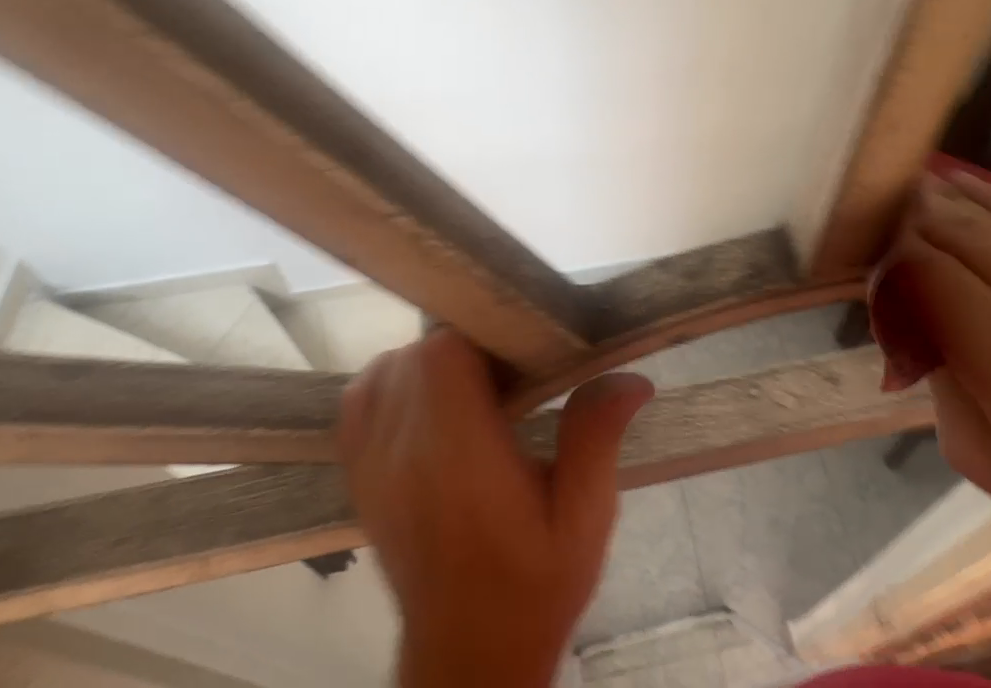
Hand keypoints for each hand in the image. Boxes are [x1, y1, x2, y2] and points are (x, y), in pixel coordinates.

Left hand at [339, 330, 653, 687]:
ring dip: (429, 365)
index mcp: (462, 462)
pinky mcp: (358, 477)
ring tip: (475, 391)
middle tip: (510, 376)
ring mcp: (372, 466)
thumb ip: (596, 440)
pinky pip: (359, 402)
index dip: (483, 338)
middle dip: (466, 349)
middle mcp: (405, 456)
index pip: (443, 357)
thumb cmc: (534, 586)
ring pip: (385, 371)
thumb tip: (632, 378)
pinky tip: (430, 406)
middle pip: (415, 357)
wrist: (469, 653)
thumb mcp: (584, 520)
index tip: (522, 354)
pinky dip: (391, 385)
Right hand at [876, 171, 990, 570]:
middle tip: (888, 243)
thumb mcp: (976, 454)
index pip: (923, 272)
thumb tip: (901, 297)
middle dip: (910, 230)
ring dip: (947, 210)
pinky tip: (970, 216)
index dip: (888, 268)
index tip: (878, 286)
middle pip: (954, 228)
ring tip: (917, 212)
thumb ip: (933, 364)